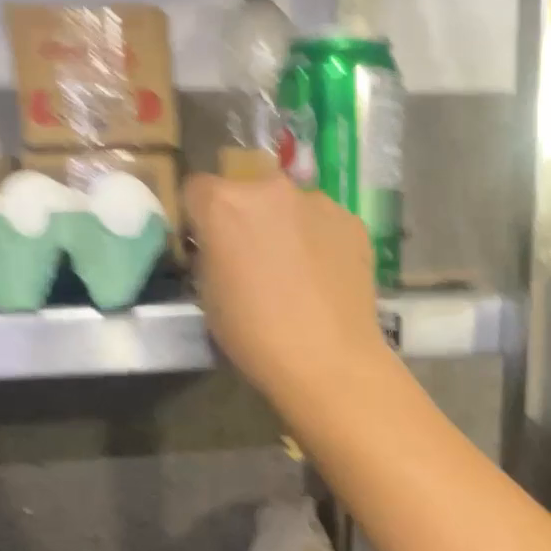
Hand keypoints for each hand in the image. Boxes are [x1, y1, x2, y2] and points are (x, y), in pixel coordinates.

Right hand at [184, 174, 384, 399]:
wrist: (329, 361)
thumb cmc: (257, 337)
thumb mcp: (210, 299)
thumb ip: (212, 257)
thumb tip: (222, 249)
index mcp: (224, 204)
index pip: (197, 190)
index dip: (200, 218)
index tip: (209, 245)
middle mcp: (271, 189)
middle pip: (249, 192)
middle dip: (247, 218)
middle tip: (256, 260)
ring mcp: (318, 202)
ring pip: (292, 207)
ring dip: (289, 228)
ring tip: (299, 274)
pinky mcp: (353, 222)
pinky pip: (327, 224)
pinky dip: (323, 243)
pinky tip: (327, 280)